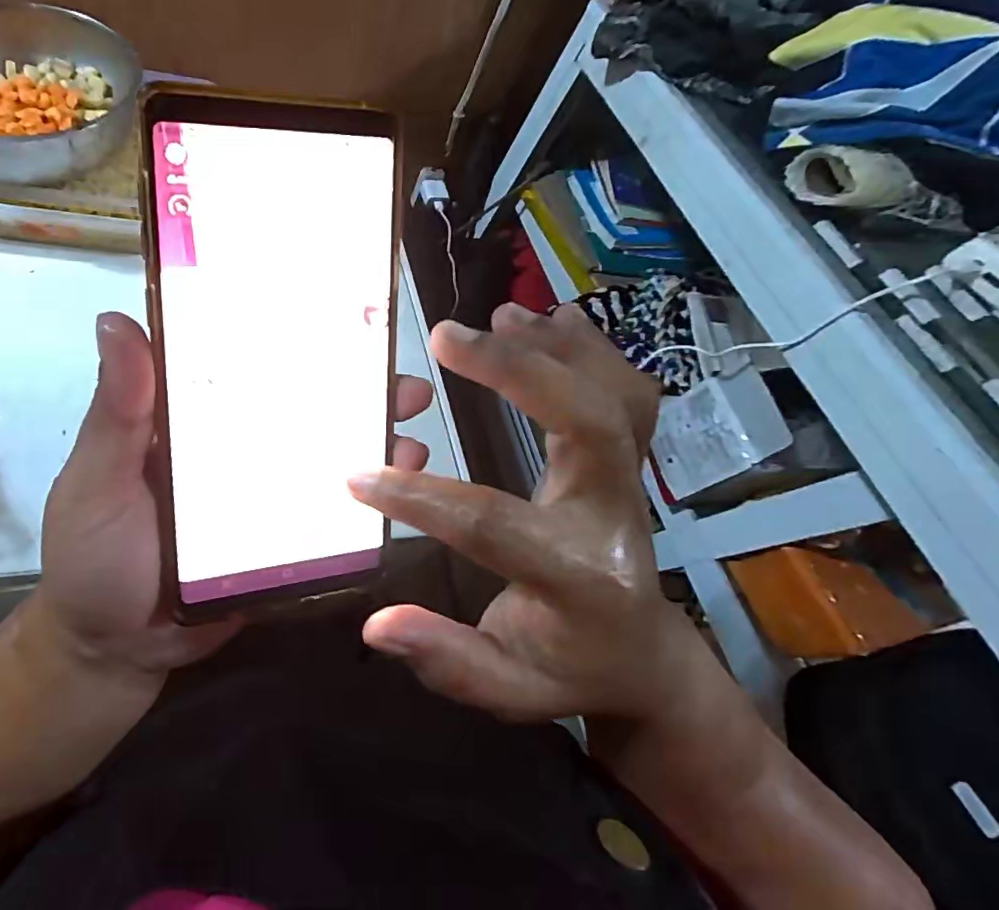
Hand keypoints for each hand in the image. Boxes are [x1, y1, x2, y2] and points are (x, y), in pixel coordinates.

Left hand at [33, 311, 434, 682]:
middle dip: (344, 387)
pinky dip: (359, 500)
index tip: (333, 314)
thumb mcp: (99, 478)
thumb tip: (115, 319)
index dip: (280, 337)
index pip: (235, 364)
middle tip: (395, 376)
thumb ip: (116, 409)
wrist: (114, 652)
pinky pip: (322, 514)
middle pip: (290, 407)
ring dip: (361, 438)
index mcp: (183, 421)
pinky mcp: (274, 542)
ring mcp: (253, 495)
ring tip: (407, 428)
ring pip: (315, 456)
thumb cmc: (93, 557)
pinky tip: (396, 490)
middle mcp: (224, 449)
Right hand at [350, 302, 692, 723]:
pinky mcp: (627, 463)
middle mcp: (612, 518)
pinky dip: (590, 349)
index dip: (419, 500)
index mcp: (577, 575)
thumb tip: (380, 625)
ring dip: (557, 346)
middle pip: (590, 424)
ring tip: (500, 313)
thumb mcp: (505, 684)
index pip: (491, 524)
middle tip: (445, 335)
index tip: (357, 477)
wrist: (641, 654)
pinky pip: (626, 394)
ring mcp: (628, 484)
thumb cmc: (566, 667)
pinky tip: (551, 320)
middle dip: (518, 371)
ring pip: (616, 397)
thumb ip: (447, 659)